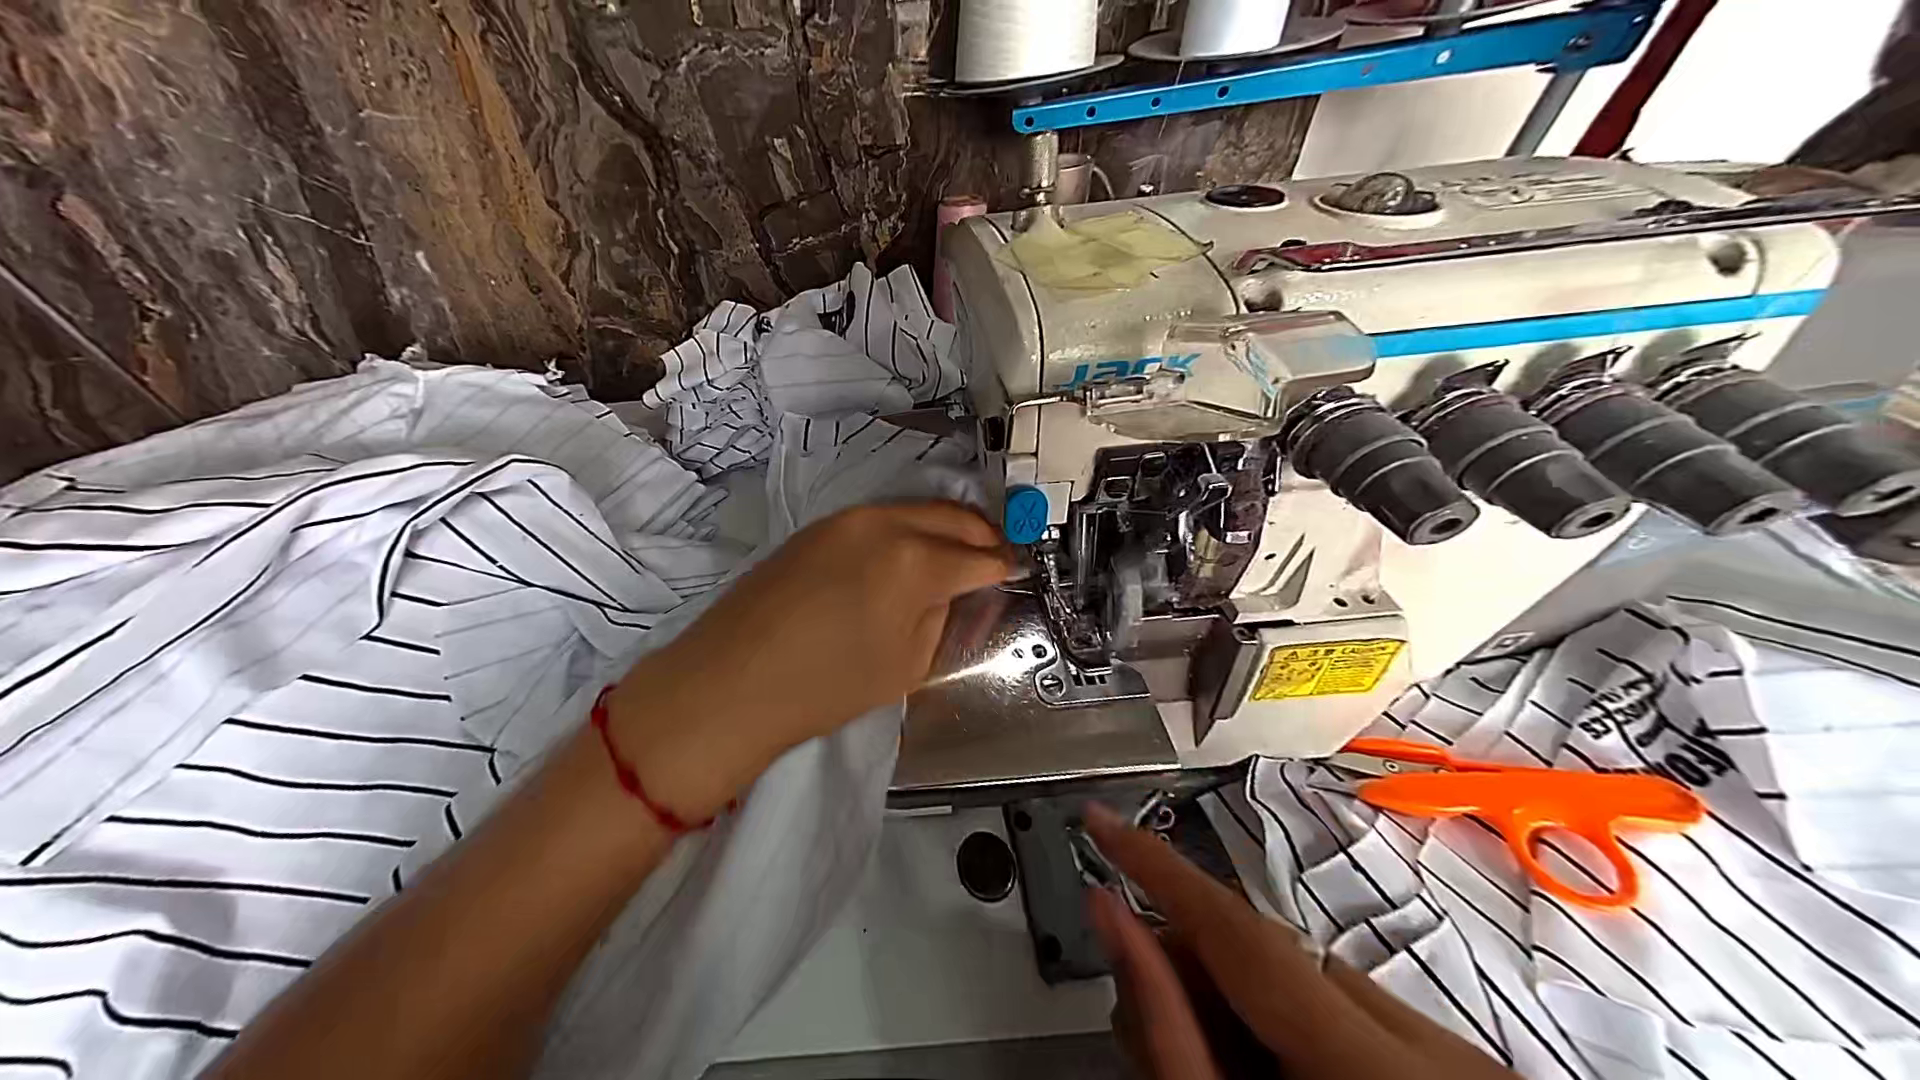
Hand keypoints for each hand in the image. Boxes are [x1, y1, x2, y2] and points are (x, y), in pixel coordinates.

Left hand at [605, 501, 1014, 819]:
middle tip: (995, 557)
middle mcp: (886, 524)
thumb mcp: (907, 664)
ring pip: (917, 510)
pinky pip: (881, 517)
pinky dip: (908, 529)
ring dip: (945, 527)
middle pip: (953, 517)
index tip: (1014, 573)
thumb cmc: (826, 687)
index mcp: (916, 562)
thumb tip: (955, 590)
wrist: (730, 681)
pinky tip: (909, 554)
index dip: (1003, 567)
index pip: (979, 557)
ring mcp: (847, 518)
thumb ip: (942, 616)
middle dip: (982, 535)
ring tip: (957, 554)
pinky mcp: (819, 525)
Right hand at [1082, 804, 1517, 1079]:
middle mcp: (1436, 1050)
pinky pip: (1346, 1004)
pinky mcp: (1467, 1064)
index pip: (1236, 928)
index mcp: (1372, 1074)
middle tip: (1148, 1004)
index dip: (1156, 864)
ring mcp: (1461, 1057)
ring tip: (1219, 1059)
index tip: (1100, 820)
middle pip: (1267, 949)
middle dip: (1192, 960)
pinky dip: (1288, 1021)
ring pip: (1304, 973)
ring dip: (1240, 994)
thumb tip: (1110, 917)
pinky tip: (1269, 1068)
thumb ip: (1164, 1027)